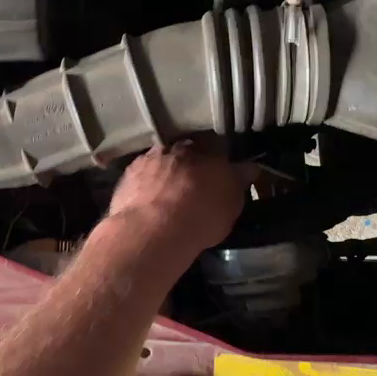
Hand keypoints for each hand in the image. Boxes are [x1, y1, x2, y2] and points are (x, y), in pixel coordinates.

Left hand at [103, 139, 248, 256]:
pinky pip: (141, 173)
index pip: (218, 147)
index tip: (219, 172)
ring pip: (162, 159)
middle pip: (186, 150)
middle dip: (190, 163)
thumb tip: (248, 167)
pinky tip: (147, 198)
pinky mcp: (128, 174)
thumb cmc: (201, 216)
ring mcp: (150, 158)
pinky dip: (145, 182)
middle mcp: (178, 148)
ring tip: (167, 192)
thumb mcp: (231, 203)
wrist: (153, 228)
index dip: (219, 160)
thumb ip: (238, 181)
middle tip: (192, 182)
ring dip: (165, 170)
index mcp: (208, 151)